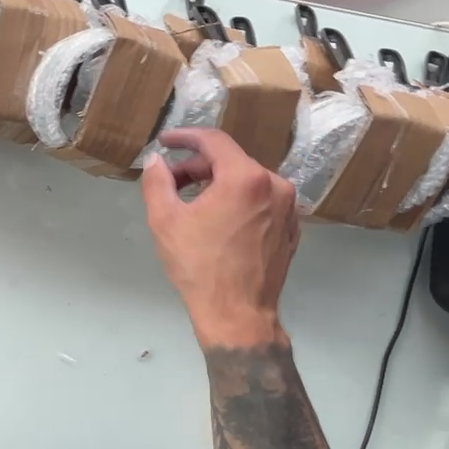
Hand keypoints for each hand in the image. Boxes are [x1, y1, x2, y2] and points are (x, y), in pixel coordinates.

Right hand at [140, 128, 299, 347]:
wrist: (237, 312)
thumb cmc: (198, 264)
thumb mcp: (165, 220)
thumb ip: (157, 182)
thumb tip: (156, 161)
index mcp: (245, 178)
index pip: (214, 141)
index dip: (186, 137)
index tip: (165, 141)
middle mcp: (275, 184)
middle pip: (231, 161)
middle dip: (197, 167)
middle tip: (169, 183)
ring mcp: (289, 206)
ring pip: (246, 181)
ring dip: (216, 184)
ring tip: (191, 204)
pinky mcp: (291, 227)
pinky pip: (261, 200)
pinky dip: (236, 201)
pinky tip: (216, 221)